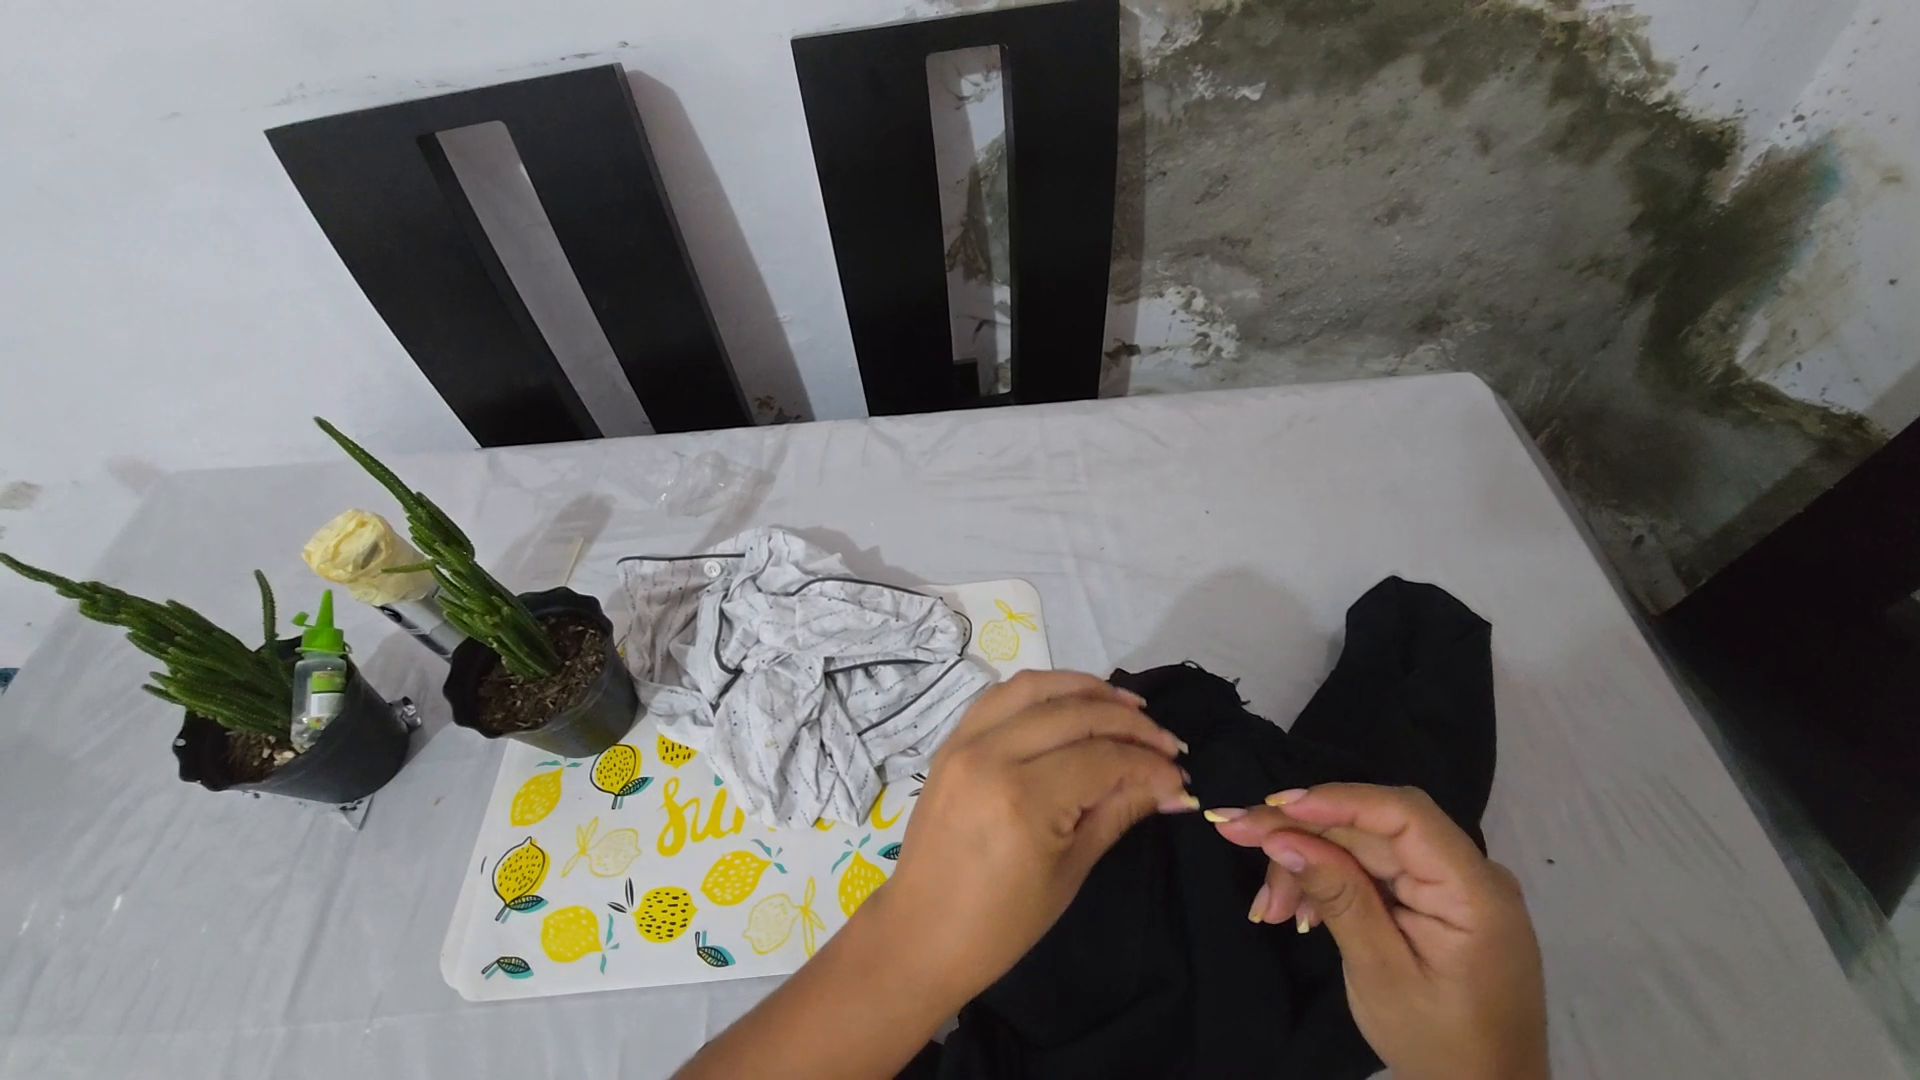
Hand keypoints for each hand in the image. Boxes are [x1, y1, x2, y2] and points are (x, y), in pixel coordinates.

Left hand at [877, 670, 1193, 1007]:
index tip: (1180, 777)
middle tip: (1166, 742)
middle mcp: (991, 755)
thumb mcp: (1071, 871)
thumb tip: (1172, 787)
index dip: (1149, 765)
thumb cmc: (1001, 922)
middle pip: (1074, 714)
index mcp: (1023, 798)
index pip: (1102, 759)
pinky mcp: (951, 742)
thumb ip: (1119, 812)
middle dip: (1129, 722)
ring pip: (1035, 688)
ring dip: (1086, 689)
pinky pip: (1000, 696)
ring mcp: (964, 742)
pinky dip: (1042, 691)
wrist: (921, 933)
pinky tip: (1071, 703)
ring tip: (1127, 705)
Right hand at [1210, 784, 1548, 1079]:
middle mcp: (1466, 871)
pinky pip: (1368, 868)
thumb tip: (1281, 836)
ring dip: (1305, 863)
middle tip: (1235, 833)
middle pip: (1369, 827)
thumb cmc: (1439, 1046)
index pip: (1403, 815)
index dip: (1336, 800)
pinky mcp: (1428, 895)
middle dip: (1301, 834)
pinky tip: (1294, 910)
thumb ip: (1337, 897)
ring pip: (1358, 845)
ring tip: (1268, 907)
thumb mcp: (1380, 974)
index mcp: (1473, 891)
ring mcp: (1446, 882)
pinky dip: (1325, 881)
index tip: (1273, 805)